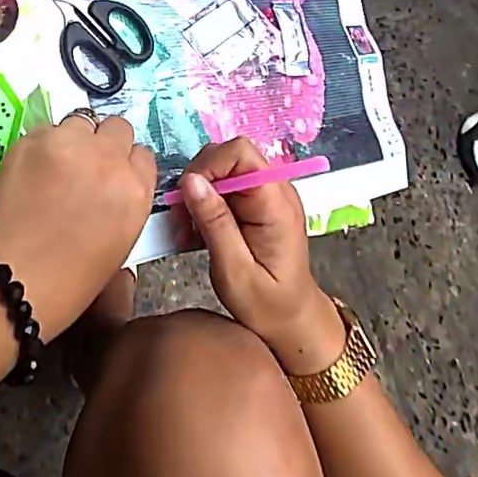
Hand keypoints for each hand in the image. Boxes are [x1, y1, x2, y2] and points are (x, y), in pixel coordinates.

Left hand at [0, 113, 156, 337]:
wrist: (9, 276)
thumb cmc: (66, 283)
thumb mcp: (116, 247)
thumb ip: (122, 207)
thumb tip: (108, 192)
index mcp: (135, 192)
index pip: (143, 156)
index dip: (125, 164)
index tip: (112, 174)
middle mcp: (108, 159)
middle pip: (117, 128)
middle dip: (103, 143)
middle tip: (85, 164)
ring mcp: (69, 144)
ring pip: (81, 121)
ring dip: (73, 139)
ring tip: (55, 164)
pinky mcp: (32, 139)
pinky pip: (46, 130)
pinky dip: (42, 145)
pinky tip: (30, 170)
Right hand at [180, 138, 343, 373]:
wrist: (292, 324)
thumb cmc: (267, 306)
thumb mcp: (234, 270)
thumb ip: (215, 222)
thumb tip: (190, 180)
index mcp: (276, 203)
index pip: (240, 152)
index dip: (209, 166)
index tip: (189, 198)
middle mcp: (274, 190)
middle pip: (227, 155)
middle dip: (198, 180)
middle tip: (184, 217)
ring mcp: (265, 195)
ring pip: (220, 169)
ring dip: (197, 193)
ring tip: (189, 228)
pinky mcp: (254, 203)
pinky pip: (222, 186)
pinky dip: (203, 203)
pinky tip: (197, 230)